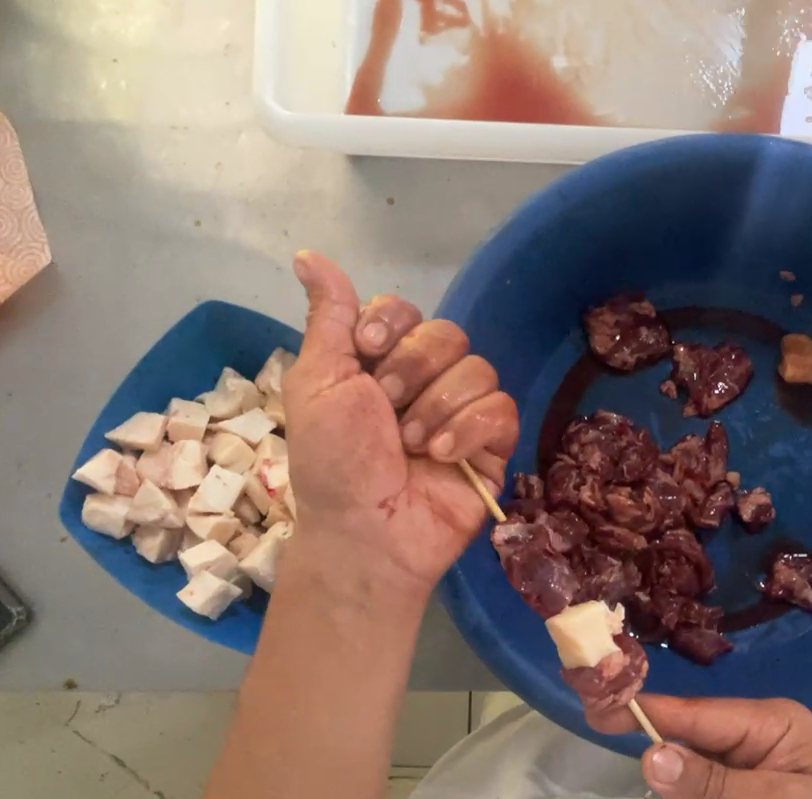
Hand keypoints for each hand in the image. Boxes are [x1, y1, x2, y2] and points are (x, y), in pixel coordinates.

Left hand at [280, 252, 518, 591]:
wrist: (367, 531)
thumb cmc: (333, 462)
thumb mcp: (318, 383)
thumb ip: (329, 318)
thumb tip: (309, 254)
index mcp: (382, 363)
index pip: (406, 311)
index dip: (391, 327)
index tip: (366, 357)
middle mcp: (426, 382)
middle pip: (448, 334)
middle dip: (414, 370)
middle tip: (388, 411)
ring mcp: (463, 414)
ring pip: (479, 369)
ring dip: (440, 407)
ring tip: (415, 446)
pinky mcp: (493, 446)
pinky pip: (502, 409)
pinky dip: (470, 429)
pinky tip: (444, 457)